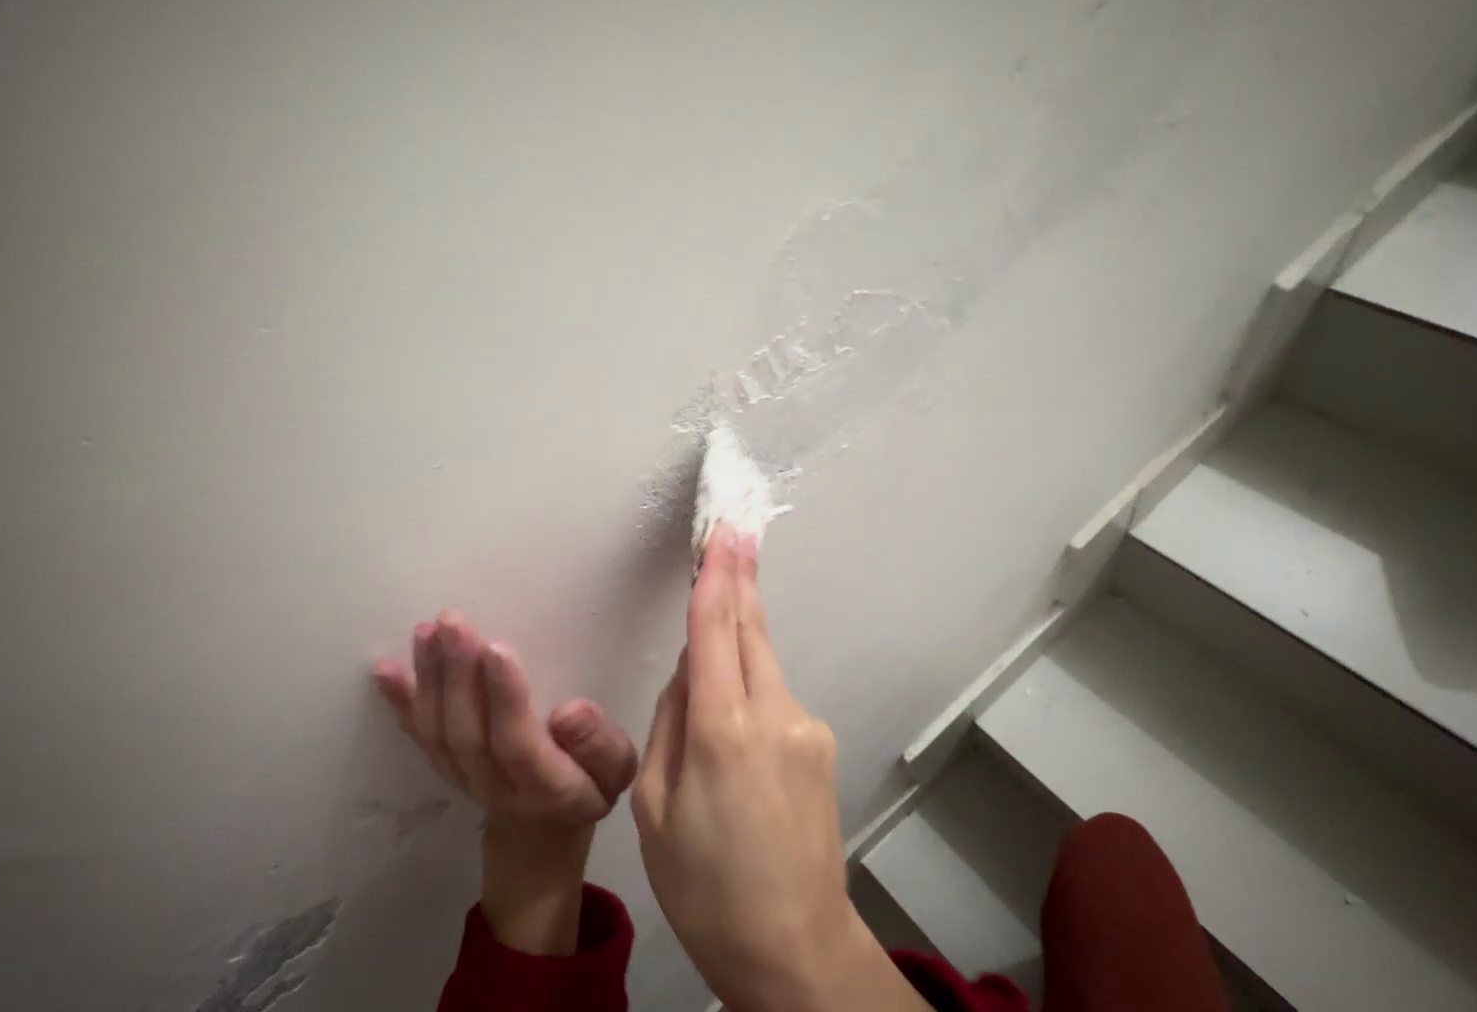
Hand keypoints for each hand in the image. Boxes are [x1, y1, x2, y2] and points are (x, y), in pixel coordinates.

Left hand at [374, 611, 637, 953]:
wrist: (540, 834)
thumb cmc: (588, 787)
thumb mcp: (616, 774)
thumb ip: (601, 745)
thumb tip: (570, 711)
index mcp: (546, 787)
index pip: (517, 743)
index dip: (505, 698)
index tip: (497, 648)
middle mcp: (495, 785)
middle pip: (468, 732)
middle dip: (458, 674)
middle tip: (453, 623)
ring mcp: (463, 778)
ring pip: (438, 731)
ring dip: (429, 678)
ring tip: (426, 631)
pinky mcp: (444, 766)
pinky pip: (418, 735)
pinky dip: (399, 701)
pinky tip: (385, 668)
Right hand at [632, 529, 930, 1011]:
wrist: (794, 945)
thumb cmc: (704, 886)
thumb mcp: (653, 808)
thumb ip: (669, 725)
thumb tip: (689, 673)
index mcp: (723, 730)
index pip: (716, 630)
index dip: (717, 576)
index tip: (725, 531)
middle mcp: (775, 716)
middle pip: (752, 631)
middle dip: (739, 582)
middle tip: (734, 533)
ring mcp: (808, 729)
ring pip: (764, 666)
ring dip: (740, 643)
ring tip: (716, 640)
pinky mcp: (823, 746)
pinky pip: (776, 700)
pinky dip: (752, 692)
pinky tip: (735, 732)